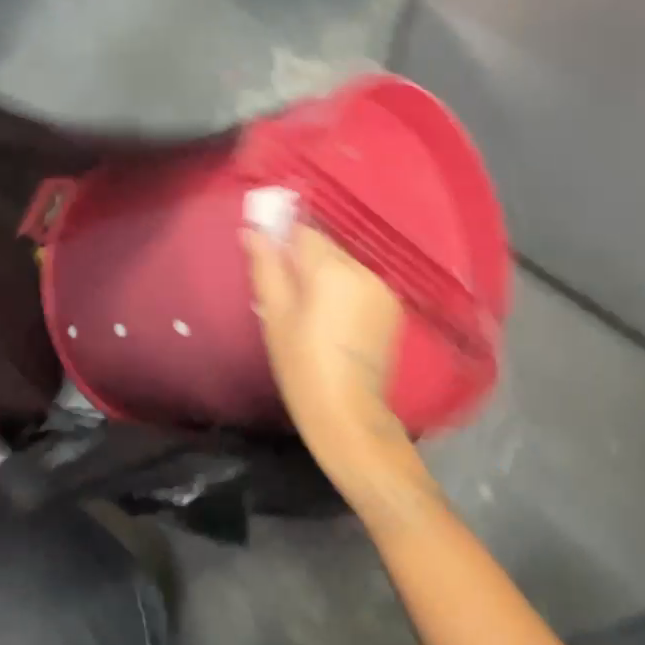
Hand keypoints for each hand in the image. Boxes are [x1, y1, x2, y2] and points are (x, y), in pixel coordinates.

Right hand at [245, 224, 420, 486]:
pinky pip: (360, 284)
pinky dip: (345, 292)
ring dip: (324, 276)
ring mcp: (383, 288)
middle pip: (325, 247)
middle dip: (303, 260)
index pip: (303, 231)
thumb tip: (252, 230)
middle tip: (285, 295)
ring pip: (343, 265)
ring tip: (309, 313)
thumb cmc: (302, 367)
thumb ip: (266, 267)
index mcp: (332, 270)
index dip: (282, 238)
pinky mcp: (392, 307)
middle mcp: (363, 270)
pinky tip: (333, 323)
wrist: (348, 413)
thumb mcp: (275, 316)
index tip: (268, 258)